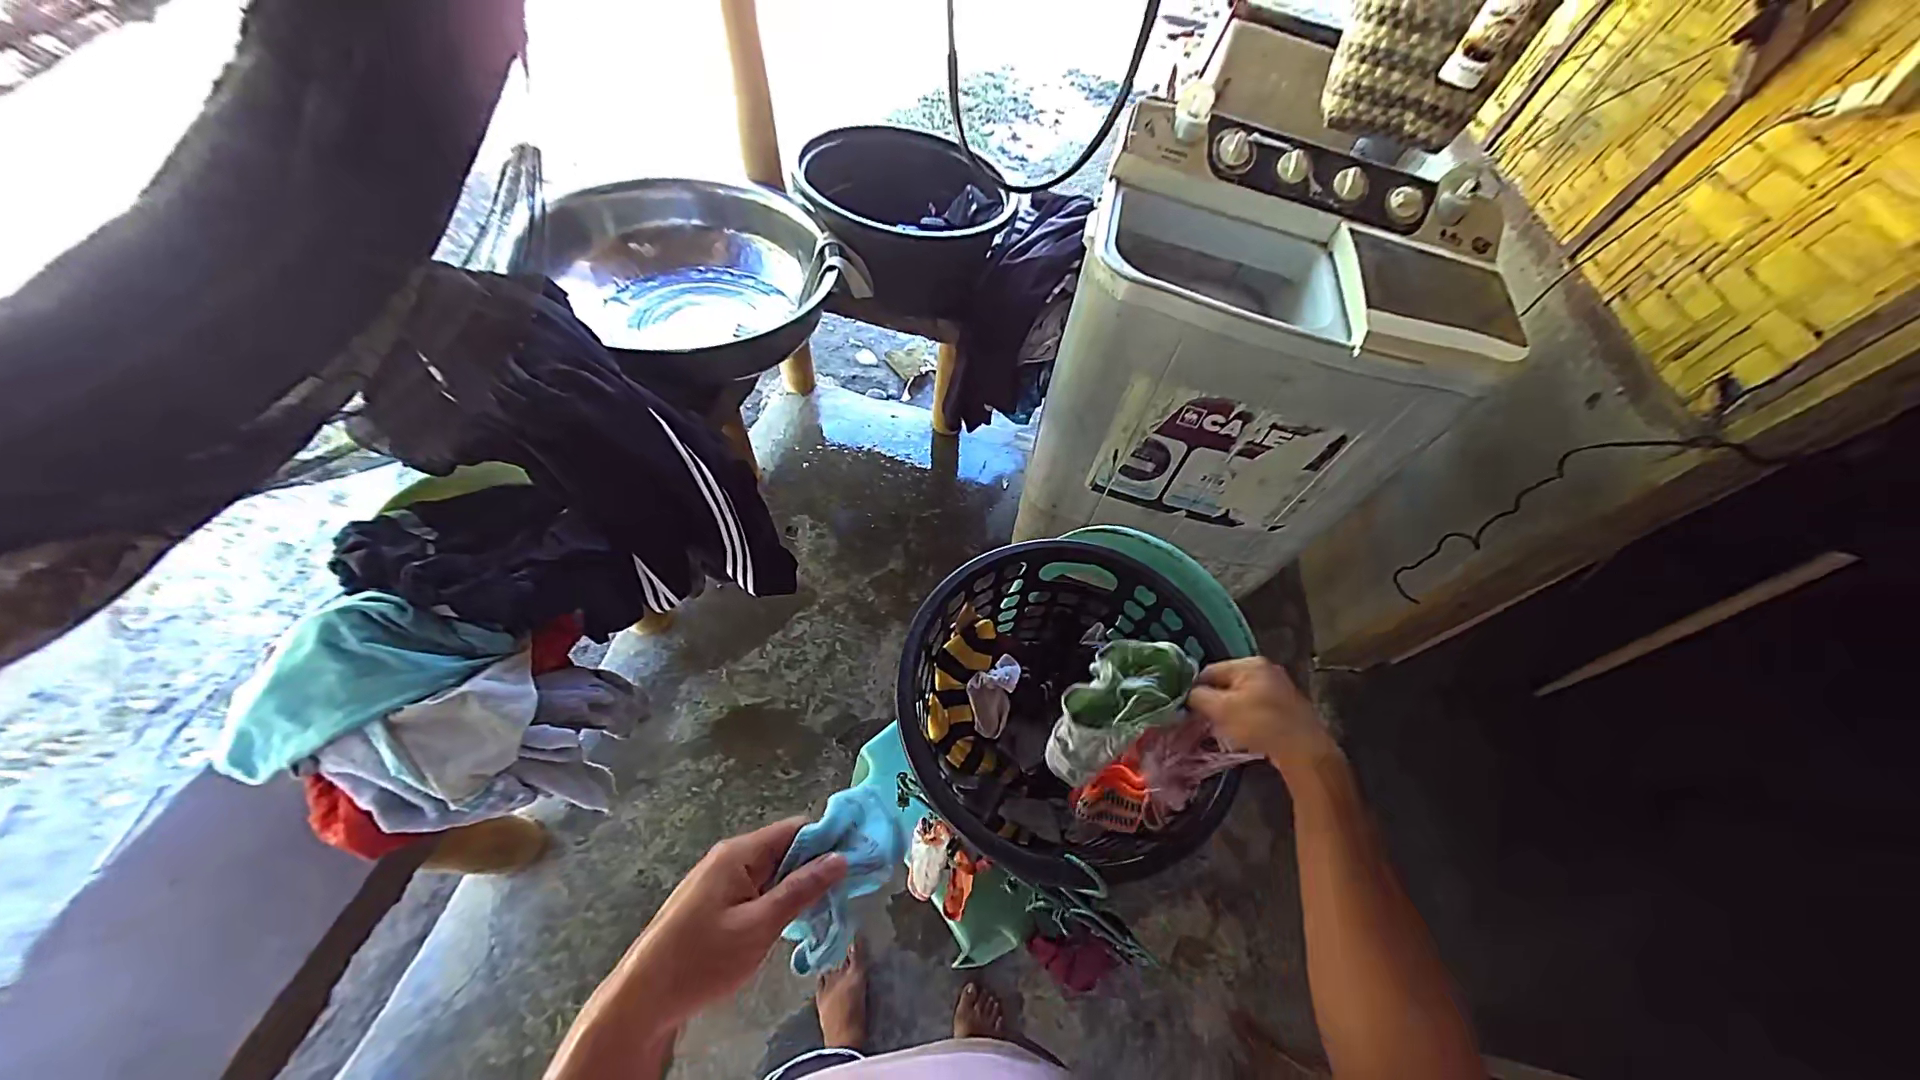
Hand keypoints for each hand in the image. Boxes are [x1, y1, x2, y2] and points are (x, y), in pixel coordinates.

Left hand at [616, 817, 847, 1028]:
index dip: (828, 841)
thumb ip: (801, 890)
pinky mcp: (716, 901)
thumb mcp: (759, 926)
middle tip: (844, 892)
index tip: (856, 860)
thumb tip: (839, 858)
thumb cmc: (701, 961)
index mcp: (739, 853)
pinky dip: (778, 900)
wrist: (640, 1002)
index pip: (796, 829)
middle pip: (786, 848)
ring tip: (825, 910)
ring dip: (798, 888)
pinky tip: (792, 923)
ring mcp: (721, 879)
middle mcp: (730, 857)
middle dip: (815, 867)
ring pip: (774, 871)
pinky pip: (758, 888)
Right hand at [1188, 658, 1335, 772]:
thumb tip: (1189, 694)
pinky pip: (1257, 707)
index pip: (1209, 670)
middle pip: (1227, 682)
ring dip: (1230, 711)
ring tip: (1223, 729)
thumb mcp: (1220, 709)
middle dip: (1214, 700)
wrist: (1304, 750)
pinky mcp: (1287, 706)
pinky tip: (1244, 733)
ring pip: (1241, 696)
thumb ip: (1198, 697)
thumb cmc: (1259, 724)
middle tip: (1205, 719)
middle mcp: (1266, 669)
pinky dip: (1247, 718)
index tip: (1189, 708)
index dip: (1196, 689)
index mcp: (1249, 663)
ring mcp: (1279, 687)